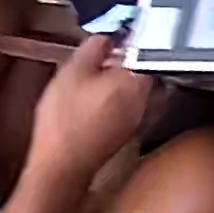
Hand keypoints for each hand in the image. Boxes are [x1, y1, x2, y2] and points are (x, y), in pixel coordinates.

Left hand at [27, 35, 155, 187]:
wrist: (61, 175)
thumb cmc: (96, 124)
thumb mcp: (131, 86)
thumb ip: (143, 63)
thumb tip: (153, 53)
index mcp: (75, 65)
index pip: (105, 38)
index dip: (131, 38)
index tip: (154, 45)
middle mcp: (63, 82)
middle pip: (104, 64)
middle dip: (131, 68)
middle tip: (154, 75)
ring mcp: (59, 107)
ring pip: (101, 88)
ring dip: (124, 90)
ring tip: (146, 99)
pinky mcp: (64, 130)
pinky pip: (95, 109)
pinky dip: (113, 110)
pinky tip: (128, 120)